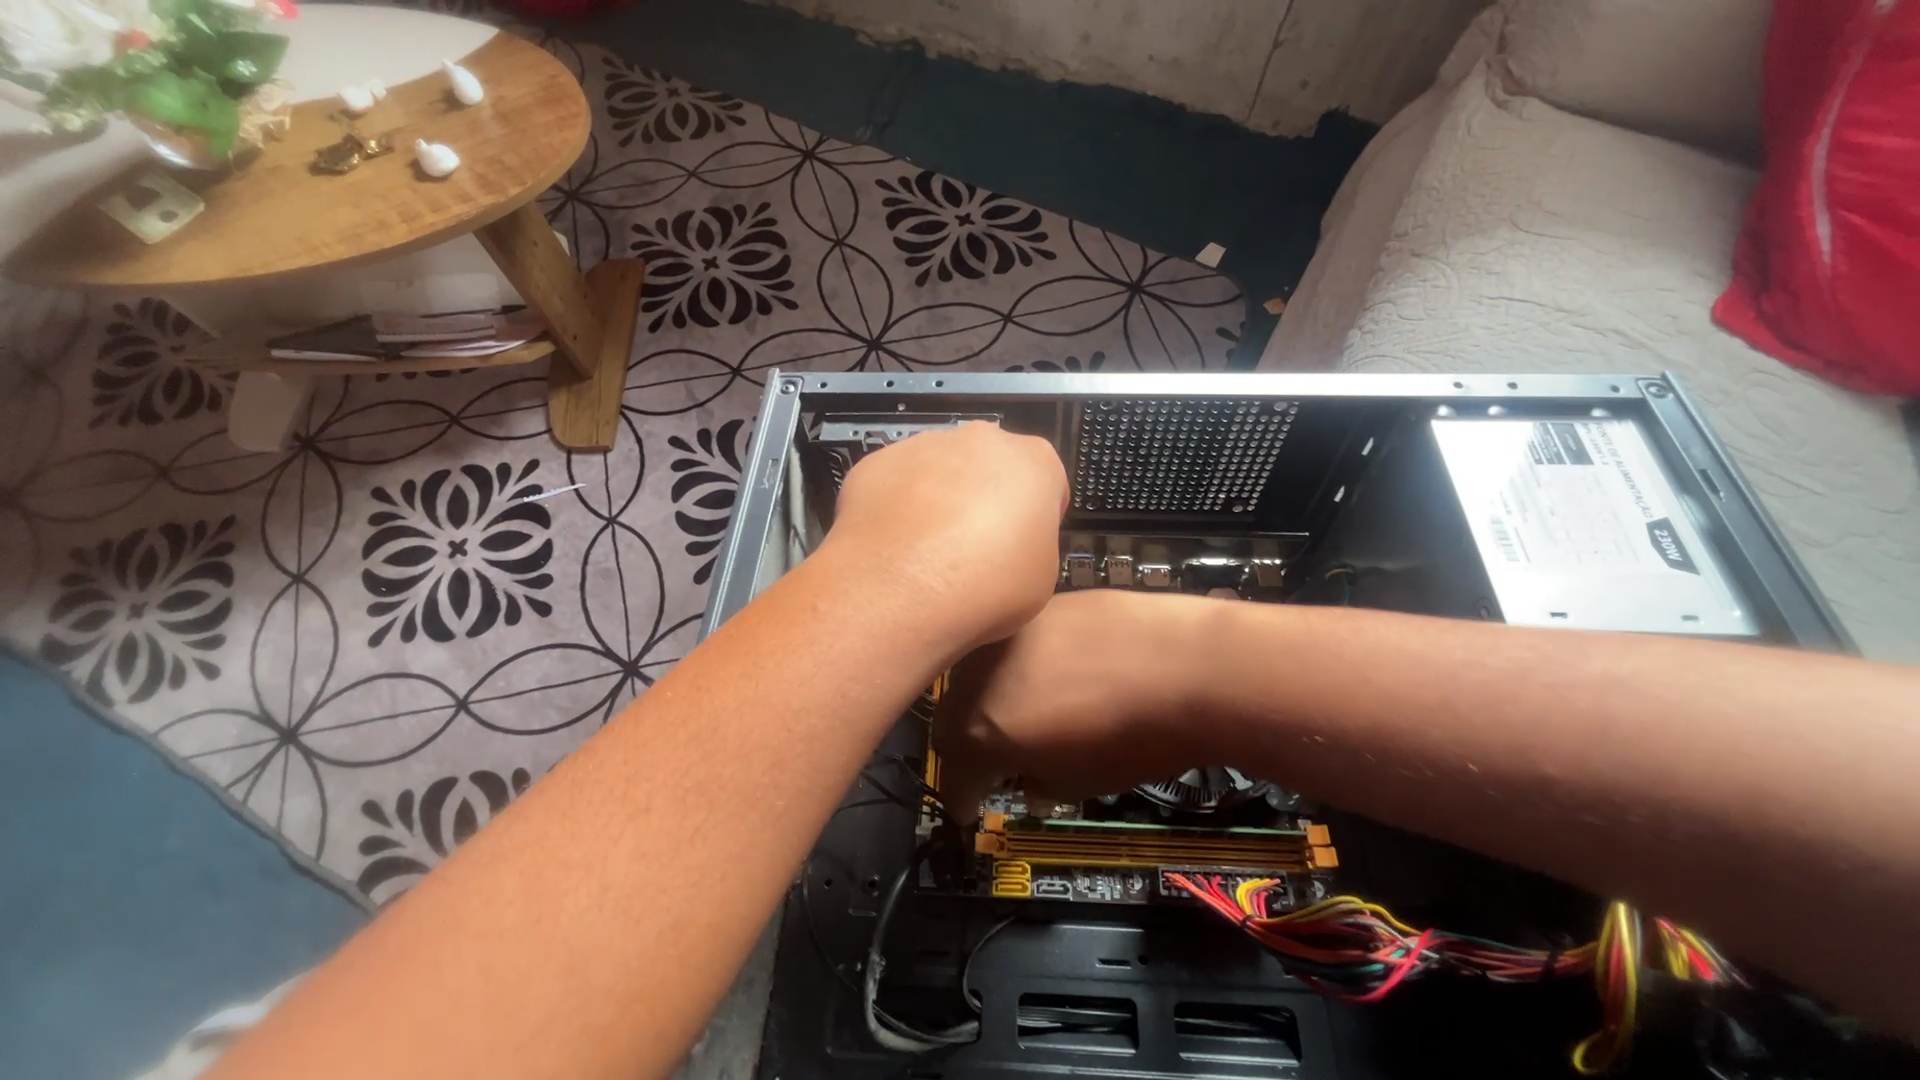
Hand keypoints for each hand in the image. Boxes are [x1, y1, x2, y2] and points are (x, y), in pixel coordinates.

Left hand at [818, 421, 1066, 653]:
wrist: (901, 589)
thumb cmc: (986, 585)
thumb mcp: (1043, 577)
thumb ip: (1035, 542)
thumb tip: (1014, 544)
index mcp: (1035, 461)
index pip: (1047, 480)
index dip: (1038, 513)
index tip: (1025, 541)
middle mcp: (981, 440)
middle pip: (991, 464)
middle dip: (987, 497)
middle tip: (977, 547)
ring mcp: (924, 445)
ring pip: (941, 469)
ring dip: (941, 499)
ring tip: (931, 550)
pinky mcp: (878, 461)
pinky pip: (897, 482)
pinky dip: (899, 505)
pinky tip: (898, 544)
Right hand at [935, 589, 1221, 811]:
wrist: (1189, 664)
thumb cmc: (1134, 737)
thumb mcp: (1078, 783)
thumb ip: (1038, 784)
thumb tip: (1031, 781)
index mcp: (979, 731)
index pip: (955, 776)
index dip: (963, 798)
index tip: (970, 808)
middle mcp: (977, 677)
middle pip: (952, 719)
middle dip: (967, 748)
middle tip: (994, 765)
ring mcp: (1007, 633)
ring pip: (978, 674)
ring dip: (990, 700)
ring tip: (1024, 715)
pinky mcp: (1039, 606)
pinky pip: (1014, 644)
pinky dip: (1021, 665)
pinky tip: (1053, 673)